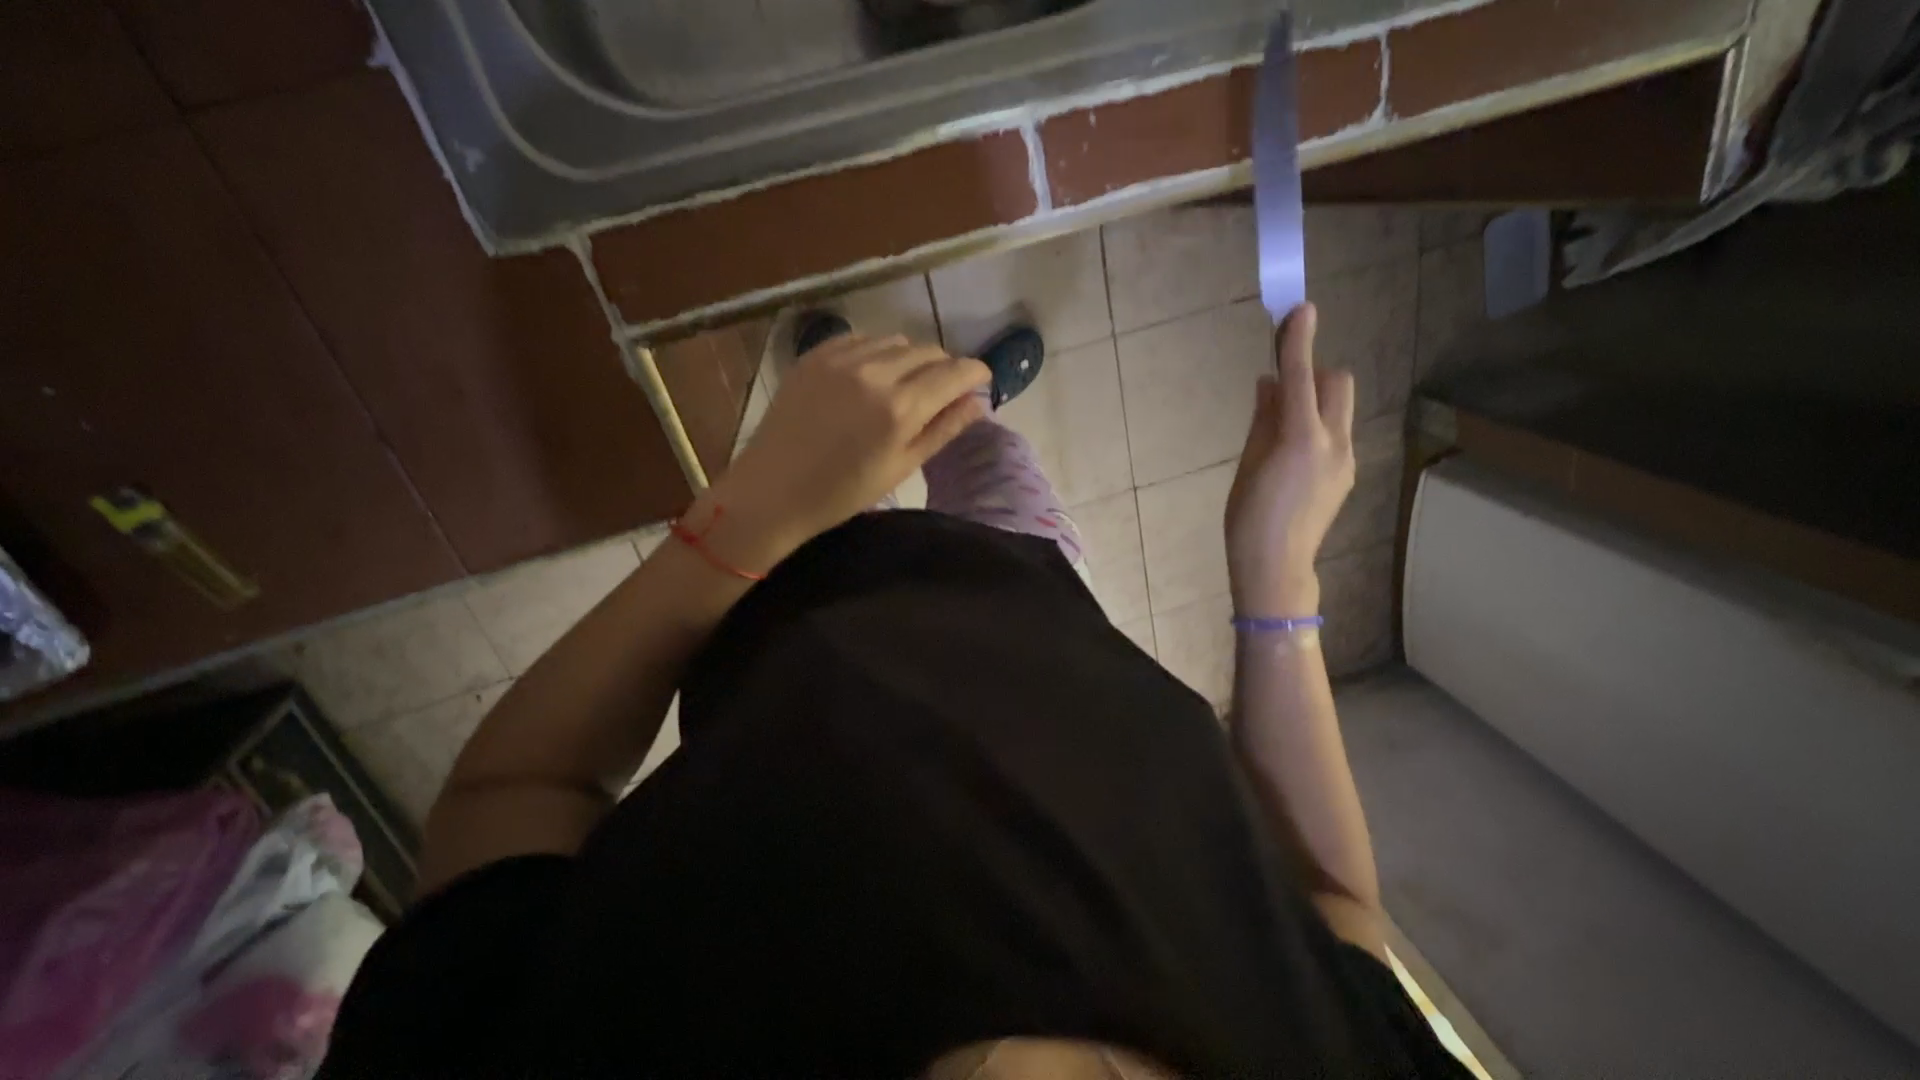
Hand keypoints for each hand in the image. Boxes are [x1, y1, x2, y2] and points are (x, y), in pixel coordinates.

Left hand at [691, 333, 990, 571]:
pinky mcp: (816, 355)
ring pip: (896, 341)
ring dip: (911, 358)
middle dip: (944, 366)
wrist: (772, 490)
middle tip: (943, 389)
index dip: (975, 373)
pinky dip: (877, 352)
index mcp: (900, 408)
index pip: (955, 372)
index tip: (981, 380)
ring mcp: (841, 358)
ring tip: (904, 384)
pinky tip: (871, 375)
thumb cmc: (842, 492)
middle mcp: (875, 372)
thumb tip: (978, 403)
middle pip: (928, 351)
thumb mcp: (901, 467)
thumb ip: (942, 430)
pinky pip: (861, 339)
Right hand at [1224, 303, 1356, 615]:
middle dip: (1314, 372)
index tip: (1300, 308)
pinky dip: (1316, 427)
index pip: (1301, 377)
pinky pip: (1336, 434)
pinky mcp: (1346, 475)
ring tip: (1281, 427)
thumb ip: (1264, 418)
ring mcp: (1346, 460)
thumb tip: (1271, 384)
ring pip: (1339, 409)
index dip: (1297, 341)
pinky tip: (1291, 454)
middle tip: (1281, 388)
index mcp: (1301, 438)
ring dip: (1315, 402)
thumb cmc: (1248, 516)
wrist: (1276, 567)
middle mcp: (1334, 443)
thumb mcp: (1248, 463)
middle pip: (1337, 383)